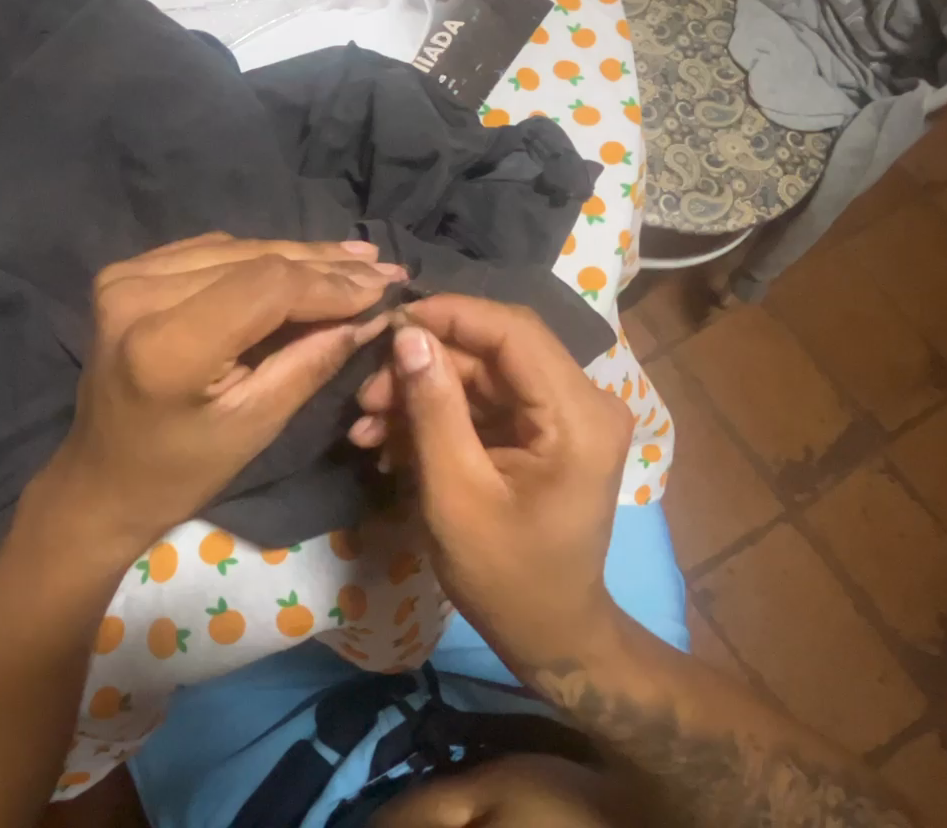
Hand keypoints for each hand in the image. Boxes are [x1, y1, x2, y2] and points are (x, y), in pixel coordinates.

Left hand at [43, 233, 404, 555]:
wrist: (102, 480)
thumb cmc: (182, 470)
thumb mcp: (257, 424)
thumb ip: (313, 360)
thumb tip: (371, 315)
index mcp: (169, 344)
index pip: (268, 287)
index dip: (331, 282)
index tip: (384, 286)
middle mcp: (139, 294)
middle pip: (253, 259)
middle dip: (324, 265)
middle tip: (383, 266)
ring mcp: (126, 277)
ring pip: (235, 249)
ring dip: (298, 255)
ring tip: (356, 257)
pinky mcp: (126, 273)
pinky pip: (210, 252)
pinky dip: (259, 257)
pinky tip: (303, 260)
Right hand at [352, 295, 631, 668]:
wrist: (547, 631)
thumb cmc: (505, 576)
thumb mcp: (456, 494)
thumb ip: (433, 409)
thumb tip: (407, 335)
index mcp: (579, 415)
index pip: (514, 331)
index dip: (449, 315)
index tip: (388, 324)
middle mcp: (583, 401)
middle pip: (493, 351)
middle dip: (423, 366)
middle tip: (363, 397)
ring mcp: (564, 415)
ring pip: (481, 374)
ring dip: (421, 393)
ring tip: (366, 427)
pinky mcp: (543, 429)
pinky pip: (485, 402)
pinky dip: (438, 415)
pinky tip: (390, 440)